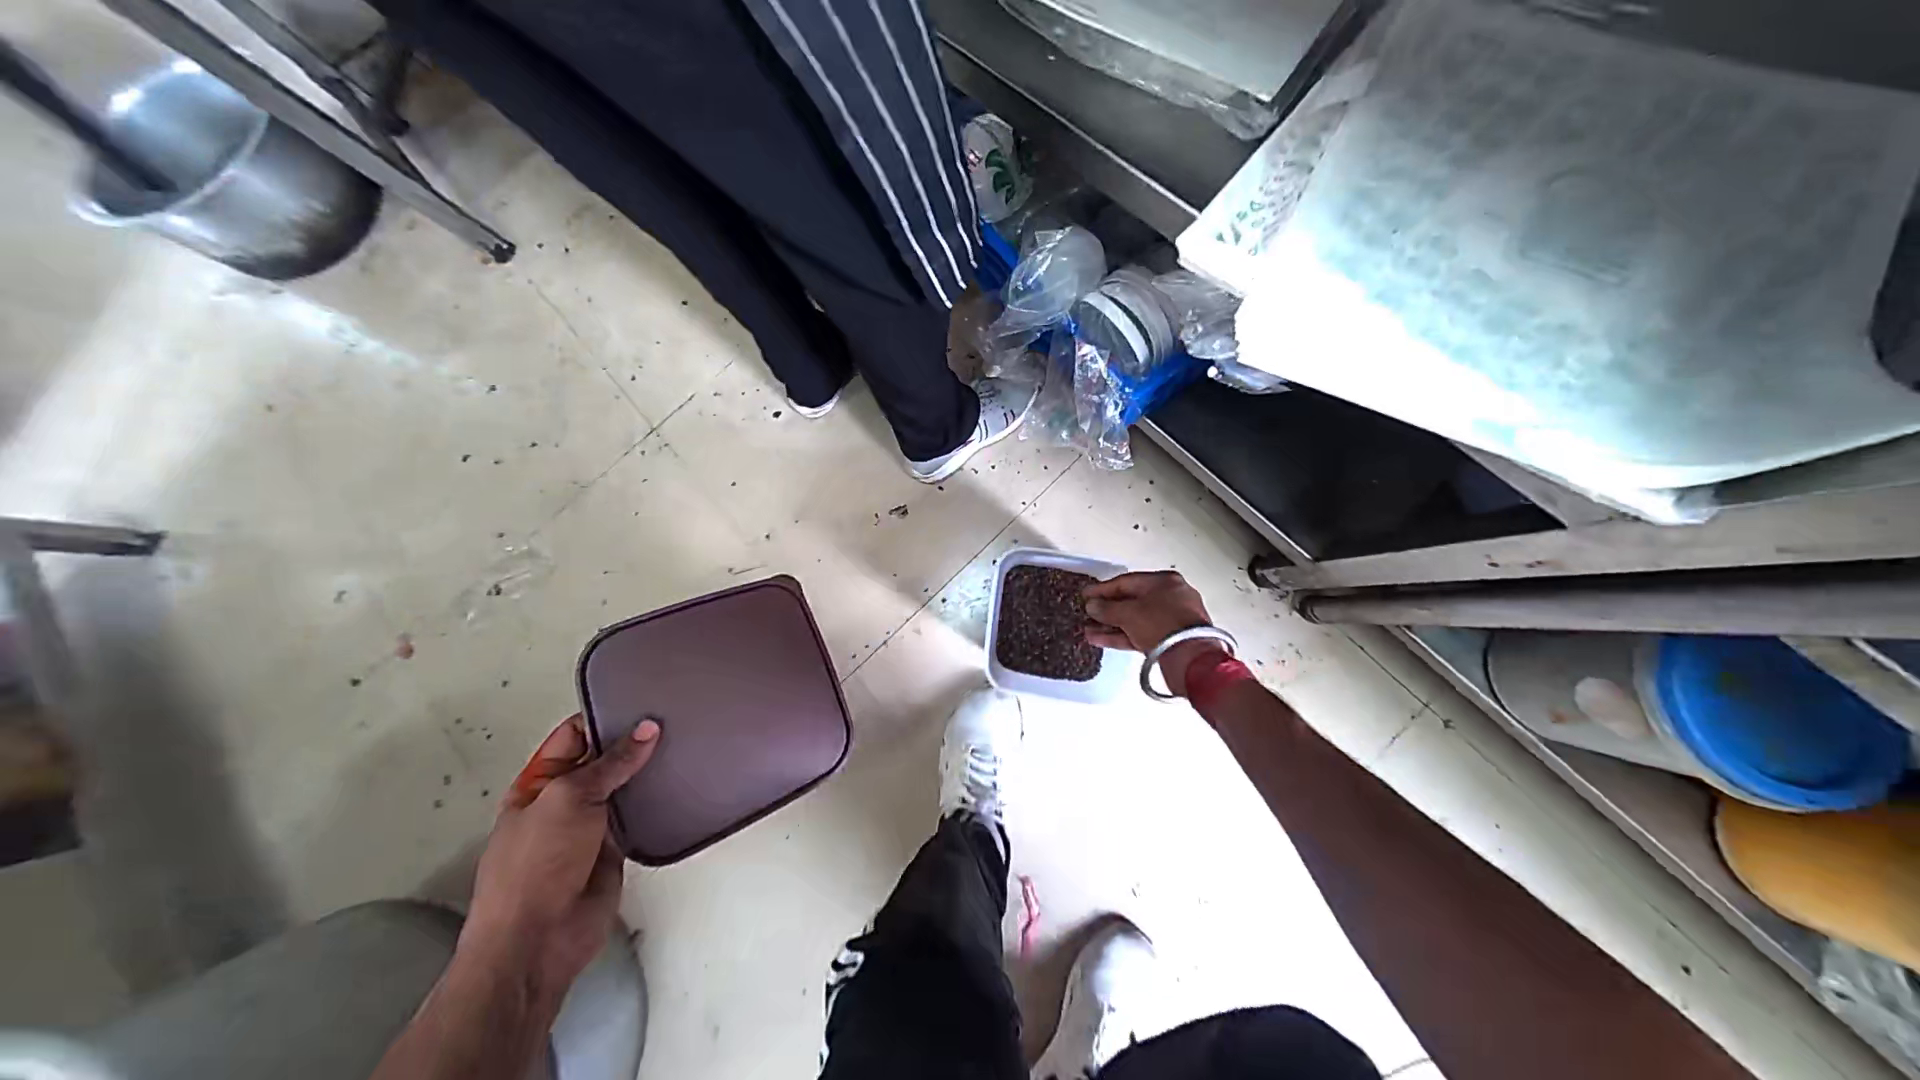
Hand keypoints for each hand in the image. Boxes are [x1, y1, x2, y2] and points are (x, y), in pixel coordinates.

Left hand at [460, 715, 659, 1003]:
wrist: (538, 939)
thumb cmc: (533, 867)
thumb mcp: (568, 799)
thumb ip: (611, 762)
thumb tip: (646, 729)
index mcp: (538, 784)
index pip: (574, 735)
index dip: (603, 717)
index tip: (639, 700)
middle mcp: (565, 801)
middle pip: (604, 760)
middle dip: (632, 743)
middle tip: (671, 718)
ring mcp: (591, 826)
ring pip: (625, 787)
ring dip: (648, 772)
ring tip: (684, 743)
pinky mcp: (616, 848)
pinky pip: (640, 816)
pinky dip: (658, 802)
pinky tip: (682, 782)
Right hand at [1083, 571, 1222, 697]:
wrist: (1190, 657)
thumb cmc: (1164, 624)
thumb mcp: (1128, 612)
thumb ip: (1106, 608)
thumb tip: (1093, 606)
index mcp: (1165, 581)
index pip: (1127, 581)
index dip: (1103, 589)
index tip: (1087, 595)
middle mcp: (1171, 597)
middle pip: (1132, 601)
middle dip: (1107, 609)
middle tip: (1088, 613)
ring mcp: (1172, 619)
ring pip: (1136, 619)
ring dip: (1112, 625)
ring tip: (1090, 630)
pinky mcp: (1171, 640)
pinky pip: (1142, 633)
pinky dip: (1123, 636)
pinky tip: (1102, 639)